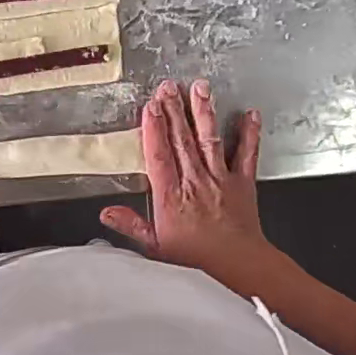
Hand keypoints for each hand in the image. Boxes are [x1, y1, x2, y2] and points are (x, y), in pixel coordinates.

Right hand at [101, 79, 278, 284]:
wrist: (238, 267)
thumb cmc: (195, 260)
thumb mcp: (154, 247)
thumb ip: (131, 226)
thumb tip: (106, 212)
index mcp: (171, 197)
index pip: (159, 156)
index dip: (154, 130)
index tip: (150, 107)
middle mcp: (195, 183)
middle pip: (182, 141)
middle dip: (174, 111)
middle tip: (168, 87)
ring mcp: (221, 180)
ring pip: (209, 140)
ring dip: (203, 113)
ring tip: (199, 88)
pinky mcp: (243, 183)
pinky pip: (246, 154)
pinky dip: (248, 134)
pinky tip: (249, 114)